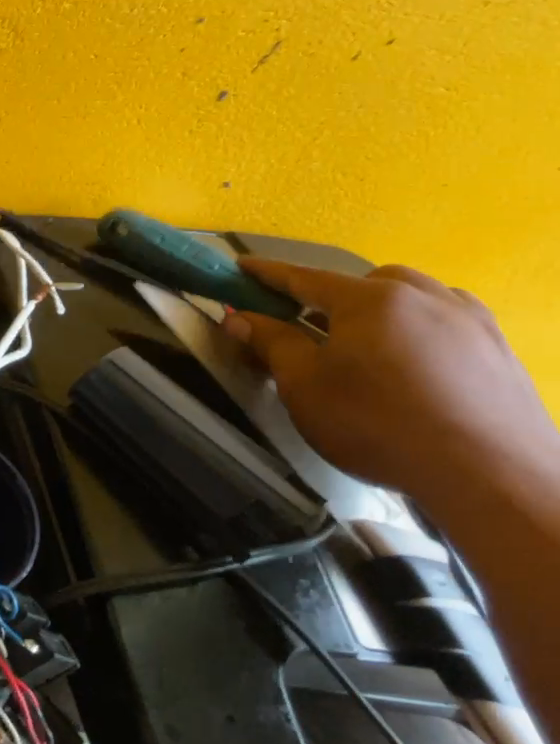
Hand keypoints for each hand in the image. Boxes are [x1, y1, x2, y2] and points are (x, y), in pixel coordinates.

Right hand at [223, 259, 554, 498]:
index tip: (241, 266)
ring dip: (387, 309)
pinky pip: (453, 324)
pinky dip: (425, 330)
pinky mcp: (503, 355)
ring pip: (419, 298)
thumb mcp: (303, 385)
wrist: (490, 477)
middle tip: (313, 325)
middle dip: (337, 295)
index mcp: (371, 300)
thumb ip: (271, 343)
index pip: (304, 277)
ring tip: (371, 342)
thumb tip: (240, 319)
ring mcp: (474, 324)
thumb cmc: (377, 423)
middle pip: (370, 282)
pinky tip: (418, 362)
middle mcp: (426, 298)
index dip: (267, 273)